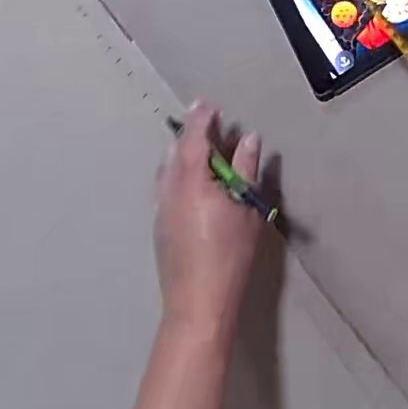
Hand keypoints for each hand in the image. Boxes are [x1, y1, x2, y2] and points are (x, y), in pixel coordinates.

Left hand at [154, 102, 261, 335]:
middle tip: (210, 123)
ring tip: (203, 150)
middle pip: (176, 149)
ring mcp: (160, 207)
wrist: (197, 306)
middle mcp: (170, 189)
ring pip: (167, 167)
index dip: (201, 117)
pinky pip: (166, 184)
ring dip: (183, 152)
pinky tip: (193, 182)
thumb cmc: (229, 256)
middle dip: (191, 132)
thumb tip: (249, 138)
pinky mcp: (159, 225)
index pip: (194, 138)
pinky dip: (178, 171)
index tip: (208, 103)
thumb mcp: (247, 210)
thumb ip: (246, 170)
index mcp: (192, 181)